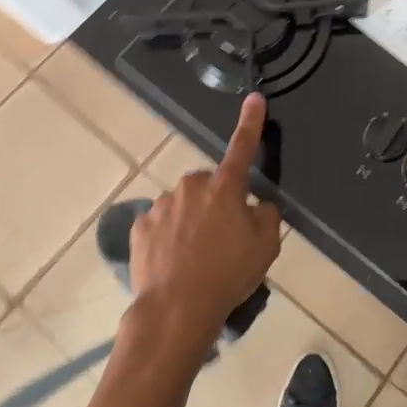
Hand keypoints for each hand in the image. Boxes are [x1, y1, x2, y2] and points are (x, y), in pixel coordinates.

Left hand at [129, 94, 282, 344]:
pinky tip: (174, 263)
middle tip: (224, 239)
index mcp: (225, 188)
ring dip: (191, 221)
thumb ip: (267, 217)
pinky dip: (168, 238)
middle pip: (209, 186)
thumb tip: (257, 206)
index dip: (251, 122)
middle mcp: (191, 187)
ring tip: (196, 258)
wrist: (176, 309)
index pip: (242, 147)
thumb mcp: (266, 247)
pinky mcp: (139, 228)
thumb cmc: (228, 274)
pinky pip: (160, 225)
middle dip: (216, 202)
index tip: (255, 98)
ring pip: (183, 206)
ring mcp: (161, 206)